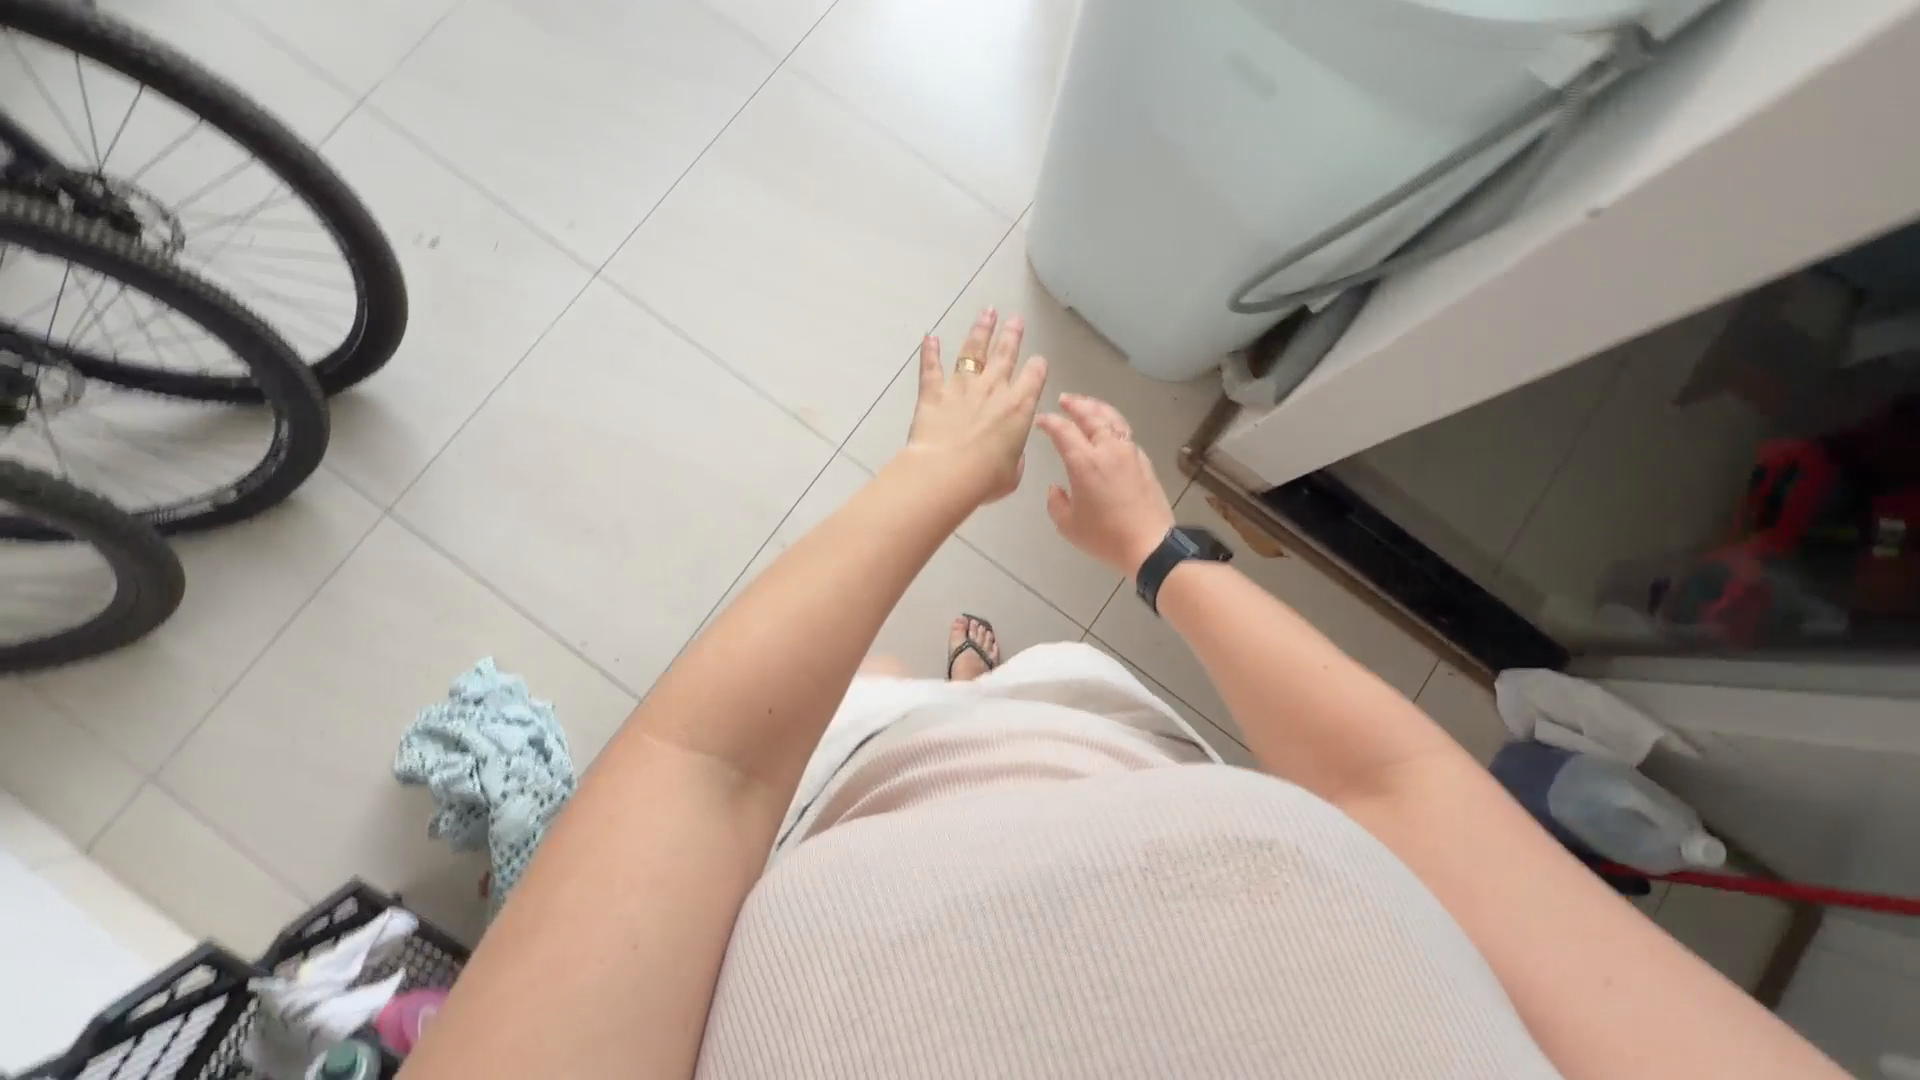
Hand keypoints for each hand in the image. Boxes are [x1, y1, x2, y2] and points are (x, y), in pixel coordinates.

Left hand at [904, 308, 1047, 504]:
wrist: (947, 472)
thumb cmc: (985, 479)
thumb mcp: (1012, 475)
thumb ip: (1014, 459)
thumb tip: (1010, 455)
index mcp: (1020, 407)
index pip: (1034, 377)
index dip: (1037, 367)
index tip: (1038, 361)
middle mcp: (993, 389)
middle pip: (1005, 354)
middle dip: (1012, 335)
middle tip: (1016, 319)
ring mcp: (962, 386)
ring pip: (973, 350)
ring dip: (981, 331)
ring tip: (987, 312)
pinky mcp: (934, 391)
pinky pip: (931, 367)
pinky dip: (929, 352)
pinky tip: (930, 338)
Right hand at [1035, 394, 1174, 576]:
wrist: (1150, 545)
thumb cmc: (1105, 537)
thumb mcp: (1068, 525)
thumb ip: (1056, 502)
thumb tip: (1056, 488)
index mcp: (1084, 462)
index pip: (1063, 431)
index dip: (1049, 422)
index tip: (1041, 421)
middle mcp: (1108, 450)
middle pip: (1091, 415)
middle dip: (1076, 405)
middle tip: (1065, 400)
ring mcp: (1129, 453)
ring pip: (1113, 419)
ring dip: (1097, 408)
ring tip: (1088, 405)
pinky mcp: (1144, 461)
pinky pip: (1125, 434)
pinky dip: (1113, 424)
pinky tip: (1109, 431)